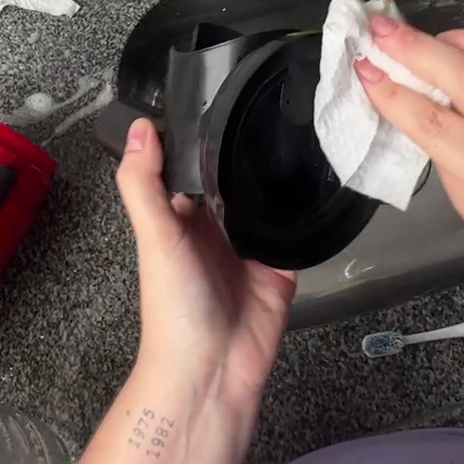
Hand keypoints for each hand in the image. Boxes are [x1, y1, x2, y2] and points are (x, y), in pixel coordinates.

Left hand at [116, 119, 296, 404]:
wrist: (215, 370)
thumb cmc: (175, 304)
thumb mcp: (155, 237)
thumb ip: (144, 183)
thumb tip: (140, 125)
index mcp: (182, 215)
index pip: (194, 164)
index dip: (206, 135)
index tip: (228, 92)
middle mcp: (217, 225)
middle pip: (235, 178)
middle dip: (250, 150)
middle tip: (278, 103)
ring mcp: (251, 243)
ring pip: (268, 199)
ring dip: (281, 176)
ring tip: (306, 129)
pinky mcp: (282, 262)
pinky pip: (295, 228)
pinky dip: (305, 209)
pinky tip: (324, 175)